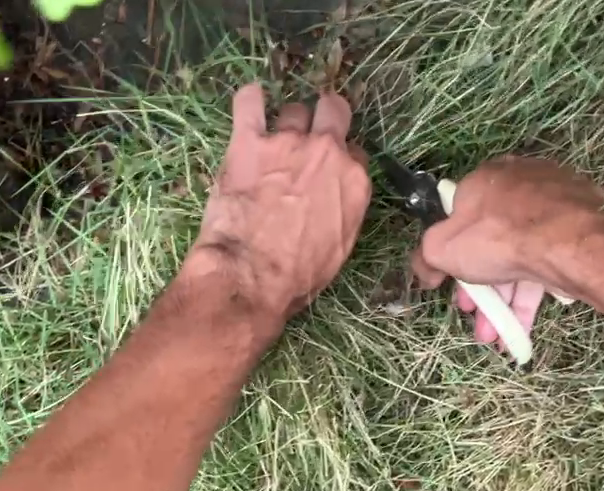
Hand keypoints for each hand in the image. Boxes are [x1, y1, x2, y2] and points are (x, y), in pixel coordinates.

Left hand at [191, 84, 371, 321]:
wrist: (253, 276)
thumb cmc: (298, 277)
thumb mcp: (338, 251)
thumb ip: (342, 215)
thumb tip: (333, 205)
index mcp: (354, 183)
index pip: (355, 154)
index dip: (341, 161)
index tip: (328, 173)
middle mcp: (327, 153)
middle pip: (333, 111)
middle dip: (325, 118)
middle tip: (311, 135)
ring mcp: (287, 142)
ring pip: (294, 109)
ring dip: (286, 121)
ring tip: (274, 140)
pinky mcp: (248, 141)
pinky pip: (249, 101)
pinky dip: (250, 101)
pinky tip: (249, 107)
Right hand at [409, 157, 603, 347]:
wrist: (570, 243)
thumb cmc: (498, 238)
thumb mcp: (442, 249)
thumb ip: (425, 258)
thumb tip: (425, 271)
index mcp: (484, 180)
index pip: (460, 219)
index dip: (453, 260)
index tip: (452, 290)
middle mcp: (519, 185)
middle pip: (491, 246)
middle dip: (480, 292)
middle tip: (477, 321)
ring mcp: (552, 205)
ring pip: (519, 260)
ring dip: (504, 304)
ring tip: (498, 336)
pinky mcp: (577, 227)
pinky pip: (545, 264)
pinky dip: (531, 296)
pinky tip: (523, 327)